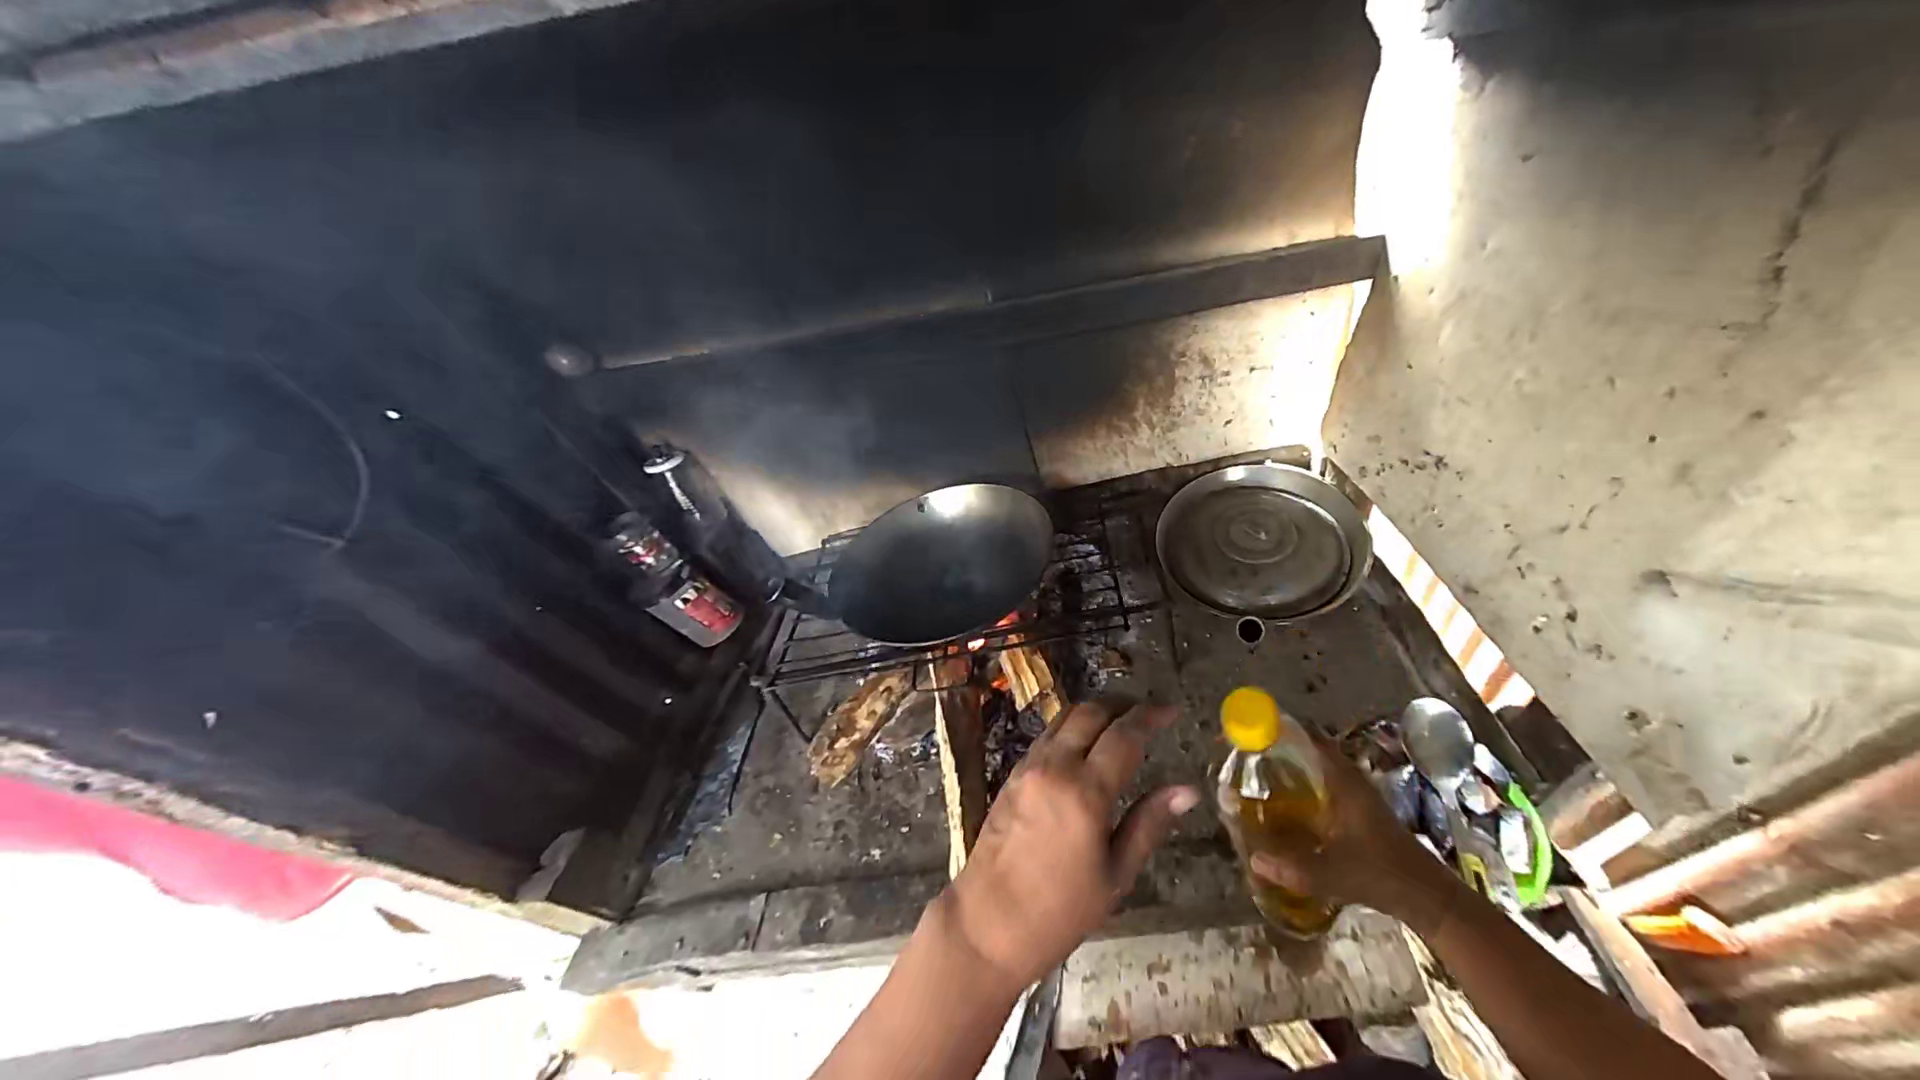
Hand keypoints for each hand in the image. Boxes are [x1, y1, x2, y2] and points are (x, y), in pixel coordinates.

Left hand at [931, 699, 1200, 989]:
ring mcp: (1028, 767)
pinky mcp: (1011, 775)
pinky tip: (1085, 745)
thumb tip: (1187, 791)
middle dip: (1122, 705)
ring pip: (1063, 718)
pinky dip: (1070, 729)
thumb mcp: (1116, 875)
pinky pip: (1046, 737)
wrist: (988, 921)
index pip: (1124, 735)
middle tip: (1148, 712)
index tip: (1171, 710)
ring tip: (1120, 723)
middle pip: (1090, 712)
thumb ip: (1149, 824)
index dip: (1151, 716)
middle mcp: (1054, 768)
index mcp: (1085, 792)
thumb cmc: (1060, 910)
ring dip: (1094, 712)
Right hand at [1248, 735, 1467, 936]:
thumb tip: (1252, 859)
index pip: (1308, 737)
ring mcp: (1355, 793)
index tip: (1247, 730)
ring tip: (1255, 774)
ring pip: (1315, 764)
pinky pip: (1321, 780)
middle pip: (1307, 747)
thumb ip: (1292, 868)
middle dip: (1275, 745)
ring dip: (1287, 762)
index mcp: (1344, 782)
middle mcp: (1349, 779)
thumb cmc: (1384, 876)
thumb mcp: (1334, 875)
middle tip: (1242, 754)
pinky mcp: (1357, 808)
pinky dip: (1299, 781)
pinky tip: (1282, 802)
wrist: (1429, 898)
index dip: (1276, 728)